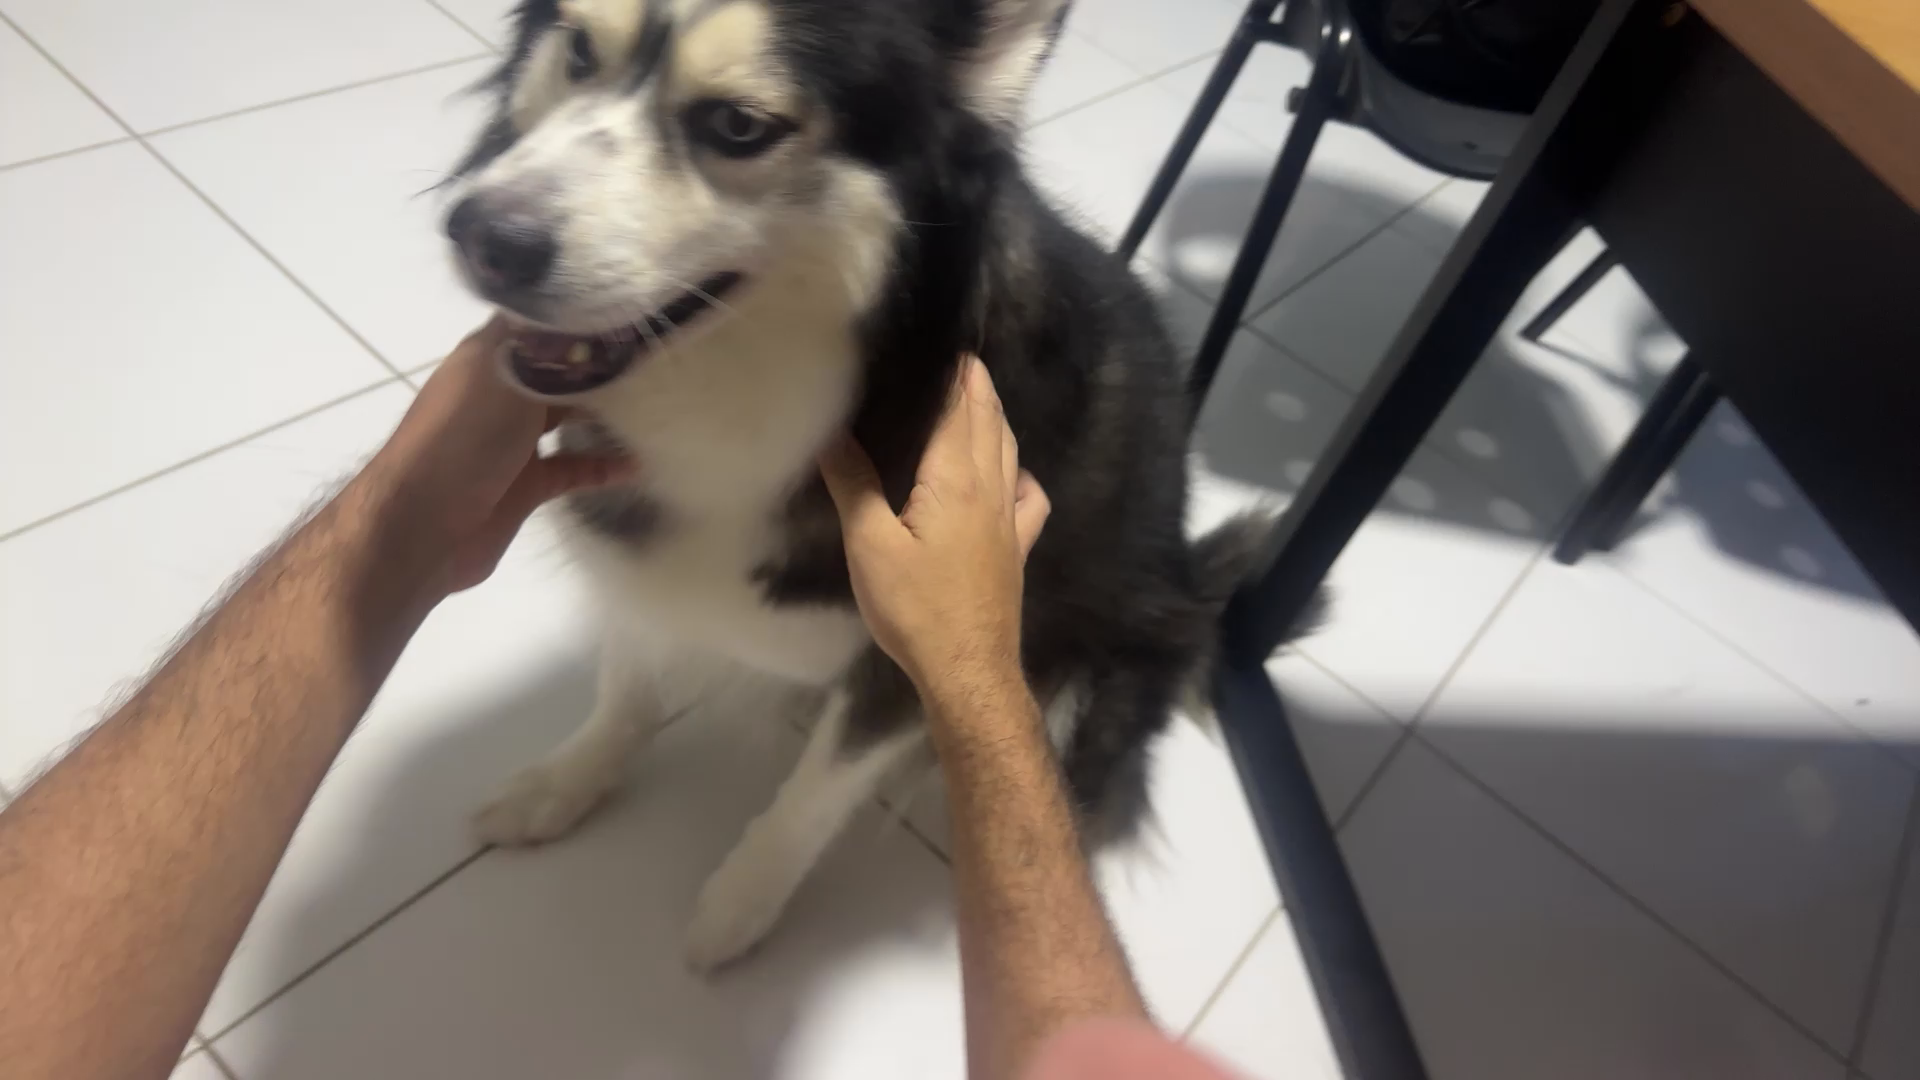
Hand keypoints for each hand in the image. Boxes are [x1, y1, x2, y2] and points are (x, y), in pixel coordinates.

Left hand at [358, 317, 634, 596]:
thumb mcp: (505, 375)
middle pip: (559, 374)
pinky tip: (637, 466)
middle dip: (601, 371)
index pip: (539, 327)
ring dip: (607, 419)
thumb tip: (591, 316)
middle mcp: (501, 395)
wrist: (424, 522)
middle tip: (653, 370)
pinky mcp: (528, 483)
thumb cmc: (463, 438)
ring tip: (653, 415)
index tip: (630, 322)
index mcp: (488, 359)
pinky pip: (575, 468)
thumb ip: (548, 348)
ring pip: (570, 421)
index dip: (580, 322)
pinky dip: (605, 467)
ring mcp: (513, 442)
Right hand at [818, 357, 1049, 698]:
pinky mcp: (1018, 548)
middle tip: (959, 361)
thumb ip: (854, 483)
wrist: (968, 668)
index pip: (959, 409)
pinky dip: (1021, 473)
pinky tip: (1012, 474)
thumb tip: (832, 432)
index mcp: (955, 478)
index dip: (955, 374)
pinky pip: (1029, 497)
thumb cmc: (915, 606)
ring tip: (978, 401)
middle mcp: (992, 488)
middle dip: (977, 386)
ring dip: (997, 419)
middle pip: (990, 422)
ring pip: (1011, 452)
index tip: (945, 345)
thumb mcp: (870, 544)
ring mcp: (1012, 519)